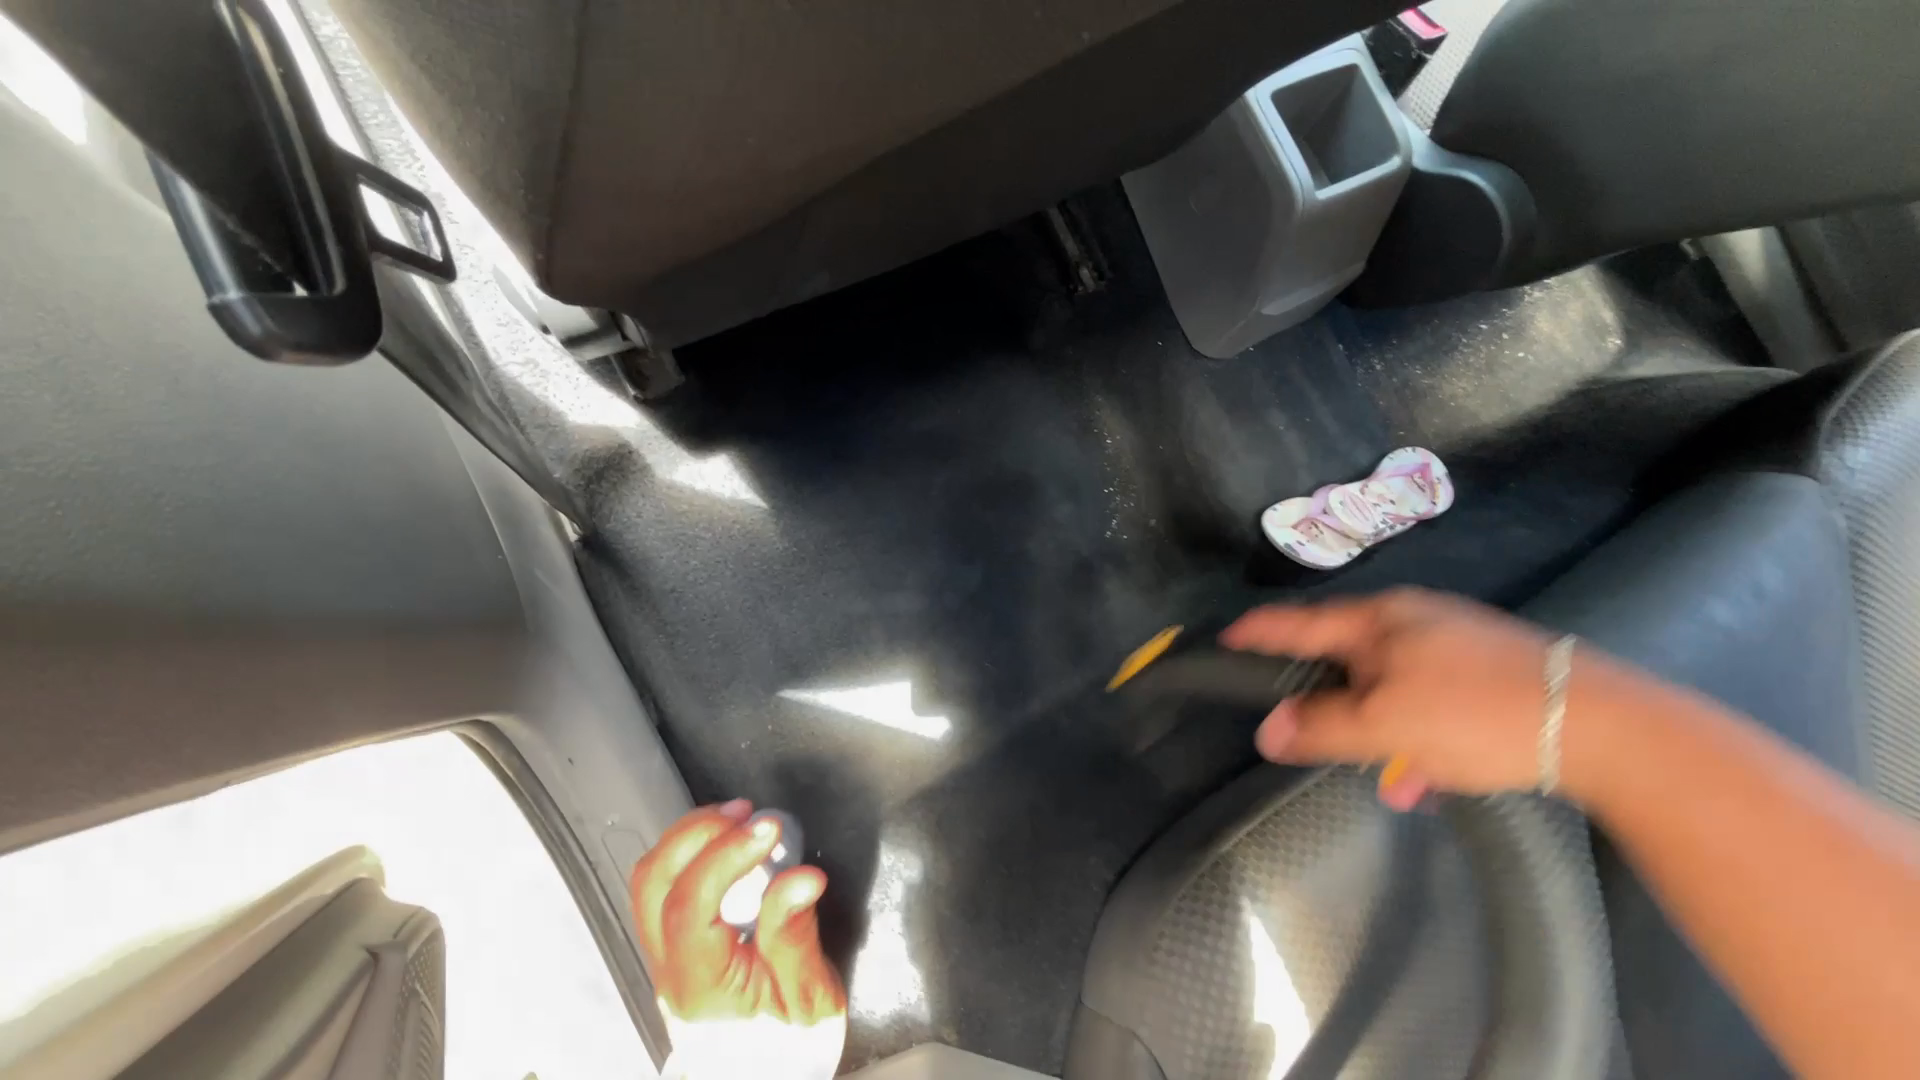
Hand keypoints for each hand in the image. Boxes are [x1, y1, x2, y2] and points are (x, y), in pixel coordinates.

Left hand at [631, 800, 845, 1078]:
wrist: (764, 1077)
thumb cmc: (789, 1045)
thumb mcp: (810, 999)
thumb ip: (796, 936)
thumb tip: (800, 878)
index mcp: (702, 985)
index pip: (691, 904)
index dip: (726, 855)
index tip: (767, 829)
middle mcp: (670, 968)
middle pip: (654, 882)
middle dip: (697, 831)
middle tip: (746, 814)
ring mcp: (664, 955)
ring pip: (650, 880)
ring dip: (690, 836)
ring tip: (737, 819)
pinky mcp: (672, 945)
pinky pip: (663, 887)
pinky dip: (689, 851)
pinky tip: (726, 843)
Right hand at [1222, 589, 1634, 809]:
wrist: (1603, 725)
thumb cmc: (1474, 714)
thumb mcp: (1384, 726)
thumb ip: (1320, 727)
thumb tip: (1267, 731)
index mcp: (1379, 620)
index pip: (1298, 623)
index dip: (1257, 633)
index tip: (1223, 638)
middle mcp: (1412, 619)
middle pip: (1344, 654)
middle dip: (1323, 695)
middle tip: (1303, 725)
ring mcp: (1454, 640)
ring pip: (1389, 683)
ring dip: (1373, 726)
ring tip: (1381, 771)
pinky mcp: (1489, 668)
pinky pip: (1427, 698)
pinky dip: (1413, 732)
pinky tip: (1427, 774)